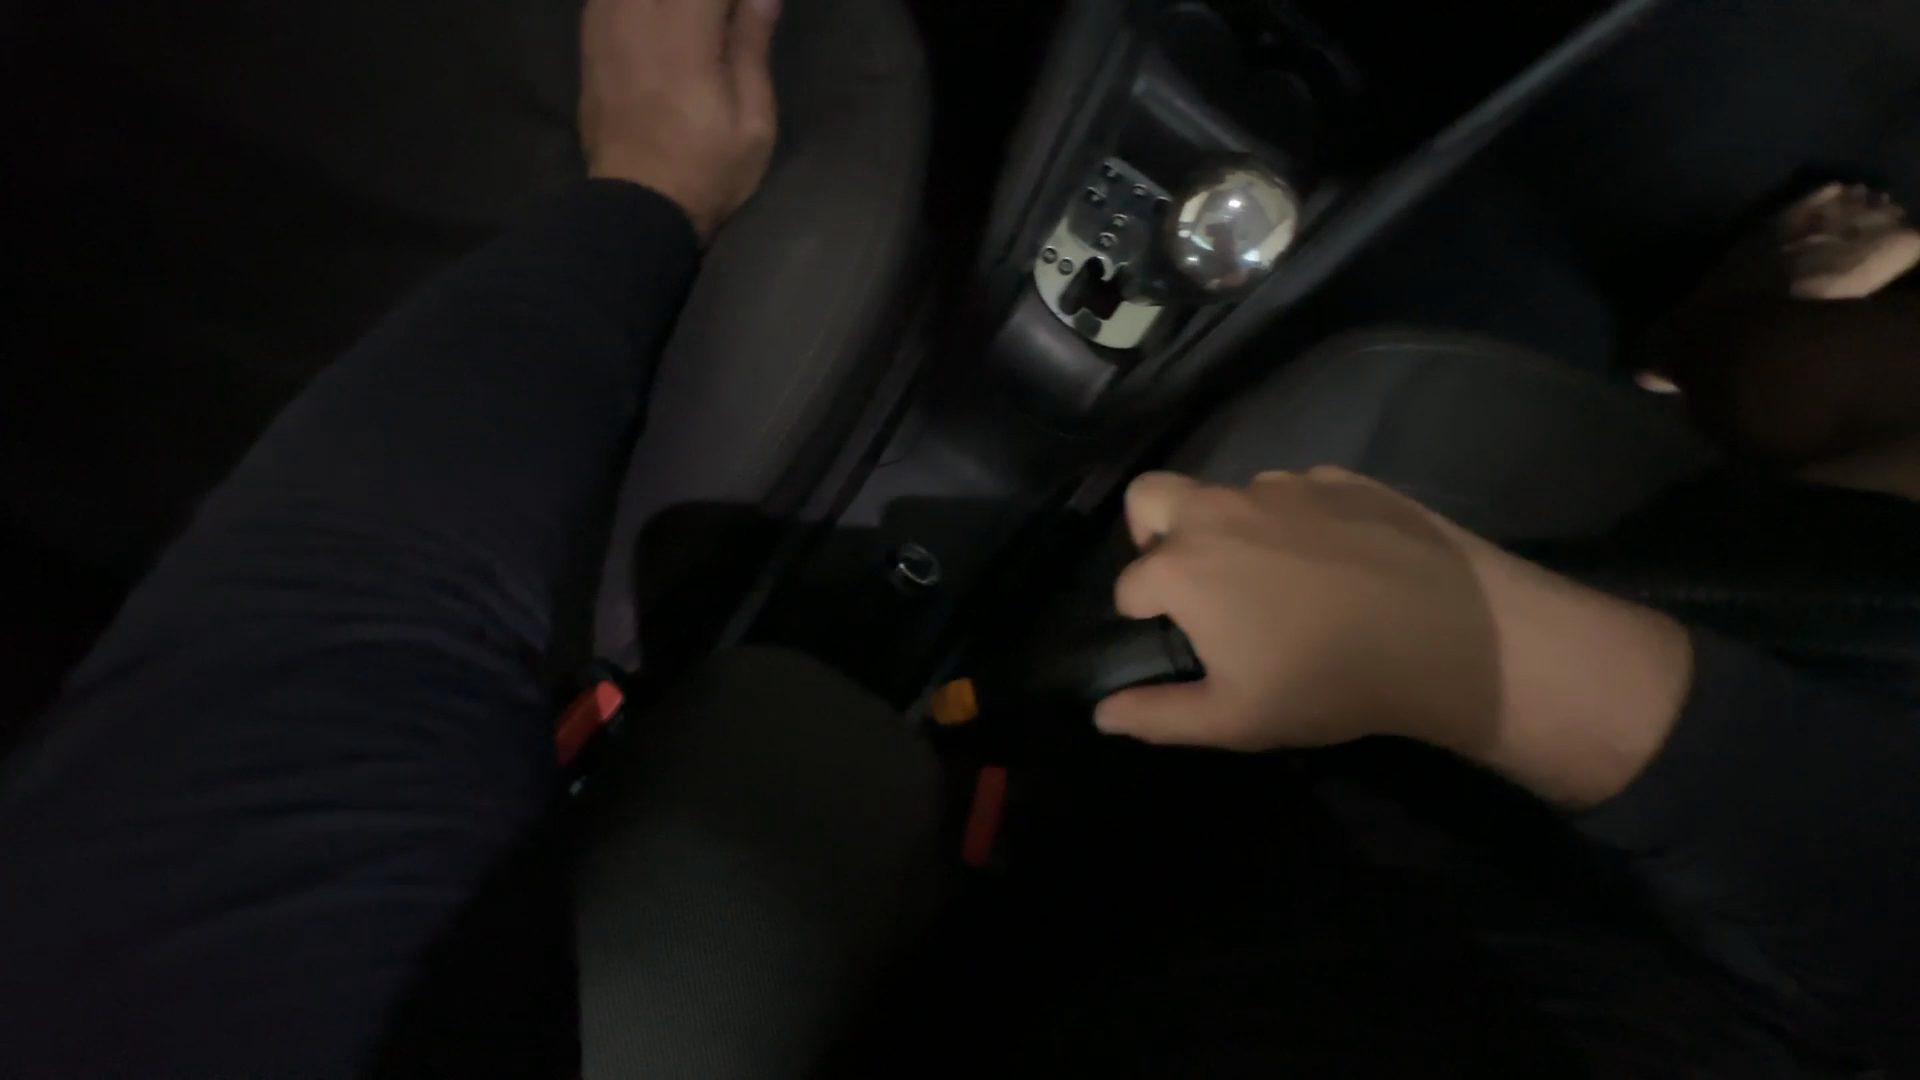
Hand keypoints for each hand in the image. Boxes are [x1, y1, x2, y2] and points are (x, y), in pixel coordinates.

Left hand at [581, 0, 781, 240]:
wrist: (639, 205)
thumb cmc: (707, 171)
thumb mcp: (752, 123)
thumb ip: (753, 47)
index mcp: (684, 28)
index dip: (739, 0)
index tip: (753, 14)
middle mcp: (638, 9)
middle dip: (710, 4)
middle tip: (730, 27)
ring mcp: (606, 16)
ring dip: (678, 7)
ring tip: (702, 31)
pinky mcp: (591, 33)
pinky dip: (645, 7)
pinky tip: (664, 28)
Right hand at [1096, 469, 1504, 754]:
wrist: (1457, 638)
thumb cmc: (1327, 682)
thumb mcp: (1233, 719)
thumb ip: (1155, 716)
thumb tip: (1101, 714)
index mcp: (1181, 566)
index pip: (1128, 583)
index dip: (1142, 614)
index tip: (1175, 638)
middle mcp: (1218, 510)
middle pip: (1149, 498)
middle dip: (1152, 533)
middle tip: (1194, 579)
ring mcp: (1281, 486)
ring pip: (1227, 495)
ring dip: (1231, 529)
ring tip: (1282, 577)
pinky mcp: (1339, 477)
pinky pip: (1295, 492)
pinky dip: (1295, 520)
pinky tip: (1337, 559)